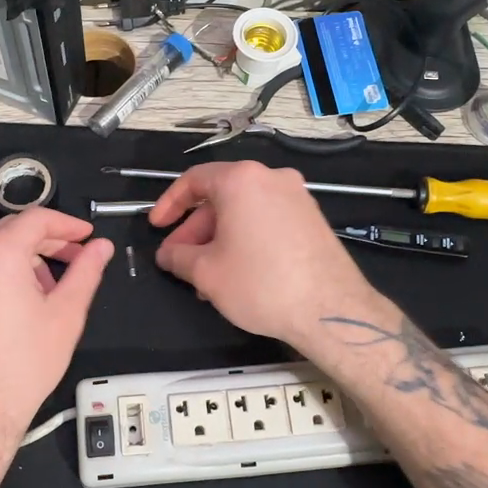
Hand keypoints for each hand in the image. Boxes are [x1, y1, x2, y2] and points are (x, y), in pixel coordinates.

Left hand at [0, 208, 113, 453]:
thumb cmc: (25, 363)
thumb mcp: (66, 314)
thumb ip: (86, 271)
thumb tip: (101, 246)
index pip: (36, 219)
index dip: (68, 224)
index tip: (90, 237)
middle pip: (13, 229)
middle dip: (49, 239)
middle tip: (79, 257)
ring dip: (27, 255)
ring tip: (55, 284)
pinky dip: (5, 269)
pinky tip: (26, 297)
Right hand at [149, 161, 378, 342]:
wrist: (330, 309)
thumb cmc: (261, 283)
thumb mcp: (207, 272)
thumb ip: (179, 257)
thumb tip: (169, 255)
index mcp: (242, 180)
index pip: (194, 180)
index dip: (169, 204)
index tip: (157, 227)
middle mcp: (272, 178)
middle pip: (221, 197)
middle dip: (195, 229)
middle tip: (179, 259)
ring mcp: (297, 197)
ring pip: (245, 212)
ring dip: (220, 239)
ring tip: (206, 277)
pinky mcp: (312, 219)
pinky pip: (267, 221)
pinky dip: (246, 239)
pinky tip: (237, 273)